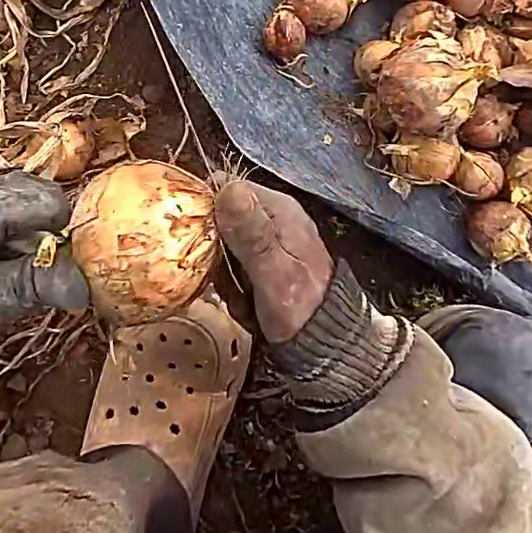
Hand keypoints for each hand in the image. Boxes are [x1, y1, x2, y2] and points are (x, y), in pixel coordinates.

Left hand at [0, 174, 87, 339]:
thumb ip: (40, 283)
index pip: (44, 199)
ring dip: (33, 235)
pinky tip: (4, 258)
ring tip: (11, 265)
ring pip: (30, 201)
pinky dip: (20, 235)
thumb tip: (87, 287)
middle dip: (46, 232)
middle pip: (39, 194)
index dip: (60, 231)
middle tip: (27, 266)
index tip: (53, 263)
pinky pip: (14, 208)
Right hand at [214, 181, 333, 341]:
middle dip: (216, 253)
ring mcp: (269, 238)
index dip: (208, 213)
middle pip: (221, 219)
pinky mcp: (263, 260)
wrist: (325, 345)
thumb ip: (252, 234)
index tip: (206, 245)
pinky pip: (232, 265)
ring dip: (224, 274)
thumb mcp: (273, 274)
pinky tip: (245, 302)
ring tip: (242, 297)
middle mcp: (274, 216)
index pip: (226, 188)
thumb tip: (229, 190)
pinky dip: (233, 286)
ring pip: (222, 245)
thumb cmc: (302, 311)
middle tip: (230, 282)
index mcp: (279, 209)